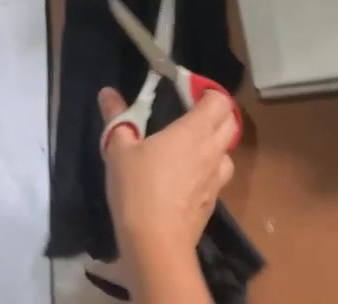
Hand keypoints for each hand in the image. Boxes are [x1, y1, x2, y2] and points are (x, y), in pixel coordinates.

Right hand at [99, 86, 237, 269]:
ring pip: (227, 153)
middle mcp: (211, 152)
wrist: (156, 246)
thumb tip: (107, 92)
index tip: (188, 92)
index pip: (219, 101)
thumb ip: (116, 118)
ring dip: (216, 145)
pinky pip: (217, 179)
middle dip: (216, 114)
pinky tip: (185, 179)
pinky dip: (207, 172)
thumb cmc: (138, 189)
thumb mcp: (119, 149)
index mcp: (193, 132)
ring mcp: (215, 181)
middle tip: (191, 114)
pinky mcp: (211, 205)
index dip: (208, 92)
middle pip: (230, 124)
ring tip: (192, 147)